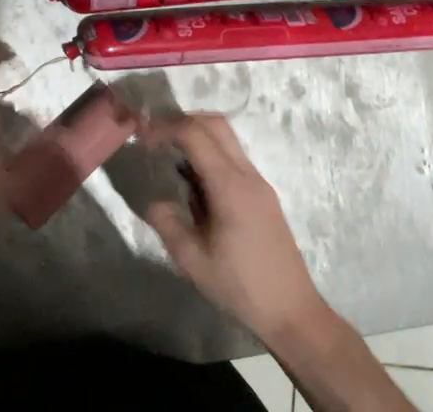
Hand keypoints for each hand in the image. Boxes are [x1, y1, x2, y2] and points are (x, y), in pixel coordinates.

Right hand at [144, 114, 326, 342]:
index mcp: (230, 186)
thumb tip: (155, 200)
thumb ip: (167, 222)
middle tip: (154, 136)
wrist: (292, 312)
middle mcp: (248, 176)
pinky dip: (209, 155)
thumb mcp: (191, 260)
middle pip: (216, 124)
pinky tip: (191, 182)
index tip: (141, 138)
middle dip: (181, 121)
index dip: (165, 128)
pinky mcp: (263, 196)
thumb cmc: (240, 287)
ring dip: (196, 137)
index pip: (195, 134)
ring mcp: (259, 184)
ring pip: (227, 139)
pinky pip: (233, 159)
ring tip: (168, 157)